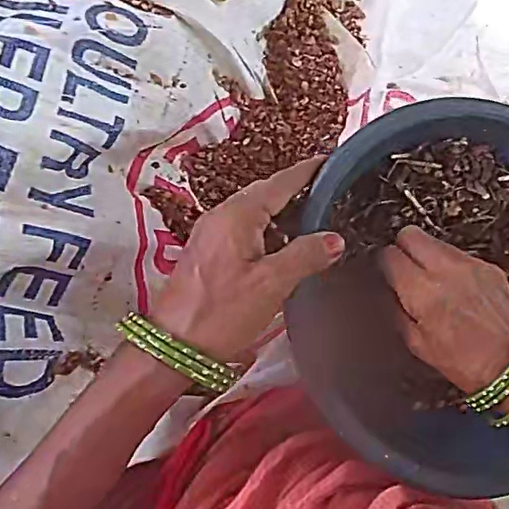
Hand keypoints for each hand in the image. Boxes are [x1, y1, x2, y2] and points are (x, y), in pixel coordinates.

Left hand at [149, 156, 343, 362]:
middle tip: (332, 194)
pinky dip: (269, 231)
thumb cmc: (222, 313)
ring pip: (255, 213)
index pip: (279, 182)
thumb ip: (305, 256)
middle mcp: (221, 215)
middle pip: (266, 194)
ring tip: (316, 220)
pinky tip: (286, 246)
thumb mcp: (271, 284)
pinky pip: (245, 230)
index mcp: (237, 215)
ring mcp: (211, 233)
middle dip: (298, 192)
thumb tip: (334, 238)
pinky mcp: (208, 252)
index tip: (332, 162)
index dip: (308, 172)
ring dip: (284, 214)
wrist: (174, 346)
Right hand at [379, 225, 508, 393]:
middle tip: (403, 269)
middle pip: (410, 234)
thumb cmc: (465, 363)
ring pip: (435, 241)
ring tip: (430, 281)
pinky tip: (455, 288)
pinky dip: (450, 265)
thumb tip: (385, 291)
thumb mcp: (417, 344)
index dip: (382, 264)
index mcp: (422, 292)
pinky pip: (458, 254)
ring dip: (426, 255)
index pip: (388, 255)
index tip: (384, 274)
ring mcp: (470, 264)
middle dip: (402, 248)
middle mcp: (446, 270)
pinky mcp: (489, 266)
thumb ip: (396, 311)